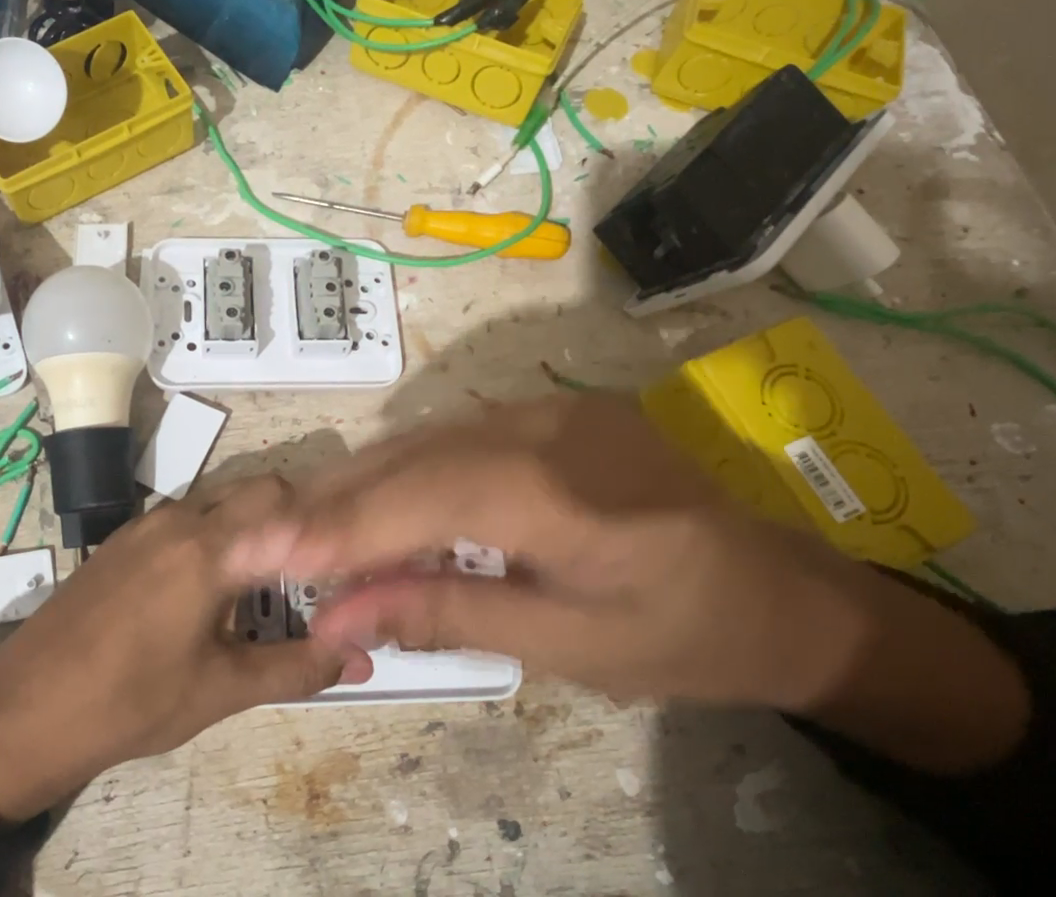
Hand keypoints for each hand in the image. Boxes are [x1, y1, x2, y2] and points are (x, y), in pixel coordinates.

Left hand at [0, 476, 371, 826]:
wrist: (25, 711)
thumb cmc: (132, 701)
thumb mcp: (222, 689)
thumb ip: (298, 667)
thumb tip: (362, 661)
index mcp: (209, 547)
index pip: (288, 506)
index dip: (328, 528)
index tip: (351, 561)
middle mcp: (178, 518)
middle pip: (255, 492)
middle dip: (294, 523)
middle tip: (317, 575)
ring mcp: (144, 526)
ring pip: (218, 502)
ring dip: (252, 529)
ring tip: (271, 585)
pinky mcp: (121, 542)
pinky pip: (185, 519)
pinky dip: (216, 537)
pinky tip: (215, 590)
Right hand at [224, 394, 1030, 772]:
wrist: (791, 596)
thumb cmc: (687, 638)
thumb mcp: (569, 645)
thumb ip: (447, 613)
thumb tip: (341, 613)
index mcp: (564, 491)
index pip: (422, 497)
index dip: (339, 526)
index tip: (264, 552)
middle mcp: (549, 428)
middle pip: (412, 457)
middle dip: (334, 504)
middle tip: (265, 543)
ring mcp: (553, 410)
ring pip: (426, 438)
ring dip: (362, 485)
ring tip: (306, 529)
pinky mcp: (554, 412)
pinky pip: (456, 435)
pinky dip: (405, 472)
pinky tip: (375, 503)